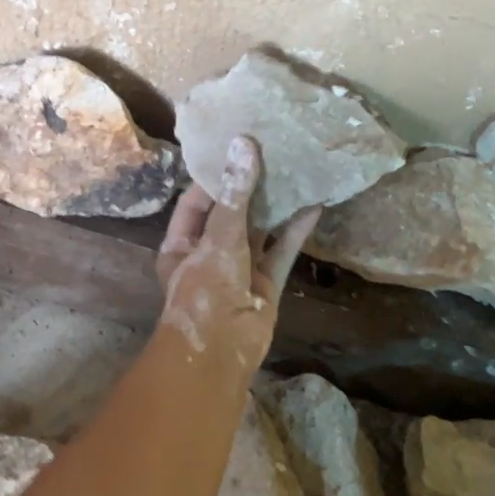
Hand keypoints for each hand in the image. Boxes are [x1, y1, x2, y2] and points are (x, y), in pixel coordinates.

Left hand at [155, 136, 320, 370]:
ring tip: (294, 171)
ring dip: (274, 206)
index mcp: (181, 244)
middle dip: (248, 188)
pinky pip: (281, 251)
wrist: (221, 351)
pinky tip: (313, 205)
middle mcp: (208, 254)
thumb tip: (243, 144)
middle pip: (230, 213)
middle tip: (270, 153)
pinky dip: (295, 231)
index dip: (214, 177)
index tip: (236, 149)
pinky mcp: (266, 284)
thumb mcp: (219, 236)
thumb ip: (236, 194)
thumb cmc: (205, 289)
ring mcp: (238, 270)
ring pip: (258, 231)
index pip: (196, 201)